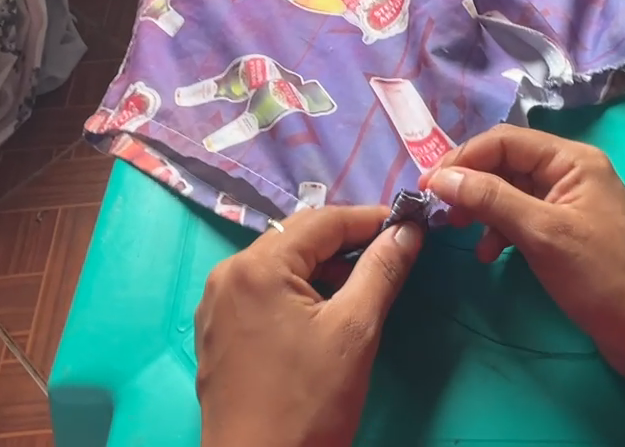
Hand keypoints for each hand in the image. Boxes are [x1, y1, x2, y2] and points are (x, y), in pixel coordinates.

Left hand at [195, 206, 422, 446]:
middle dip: (344, 240)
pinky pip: (261, 291)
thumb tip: (408, 229)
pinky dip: (295, 289)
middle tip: (388, 249)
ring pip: (279, 264)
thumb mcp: (355, 332)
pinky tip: (322, 308)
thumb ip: (381, 270)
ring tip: (361, 279)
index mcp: (257, 265)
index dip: (367, 219)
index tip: (405, 223)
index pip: (321, 221)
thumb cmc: (308, 404)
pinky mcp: (216, 331)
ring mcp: (216, 303)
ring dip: (321, 266)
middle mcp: (228, 273)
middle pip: (296, 239)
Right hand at [422, 127, 624, 446]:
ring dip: (482, 208)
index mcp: (572, 159)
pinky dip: (501, 229)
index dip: (464, 158)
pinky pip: (523, 215)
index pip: (504, 140)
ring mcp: (569, 201)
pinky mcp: (567, 229)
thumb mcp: (542, 234)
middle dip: (471, 183)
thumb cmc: (602, 279)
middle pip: (506, 162)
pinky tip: (489, 253)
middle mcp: (571, 171)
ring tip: (457, 231)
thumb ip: (490, 199)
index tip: (429, 185)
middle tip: (438, 210)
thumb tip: (440, 177)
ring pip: (511, 190)